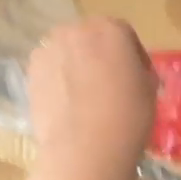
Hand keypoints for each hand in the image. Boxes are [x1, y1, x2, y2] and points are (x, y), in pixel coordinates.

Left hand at [27, 17, 155, 173]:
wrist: (85, 149)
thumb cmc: (128, 118)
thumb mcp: (149, 92)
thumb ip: (139, 72)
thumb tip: (131, 73)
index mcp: (110, 30)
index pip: (125, 34)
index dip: (134, 56)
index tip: (139, 77)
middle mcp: (75, 31)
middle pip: (91, 38)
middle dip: (102, 56)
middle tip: (113, 85)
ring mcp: (48, 50)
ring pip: (68, 53)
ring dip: (79, 67)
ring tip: (89, 99)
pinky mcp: (31, 73)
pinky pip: (52, 71)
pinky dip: (61, 82)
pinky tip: (71, 107)